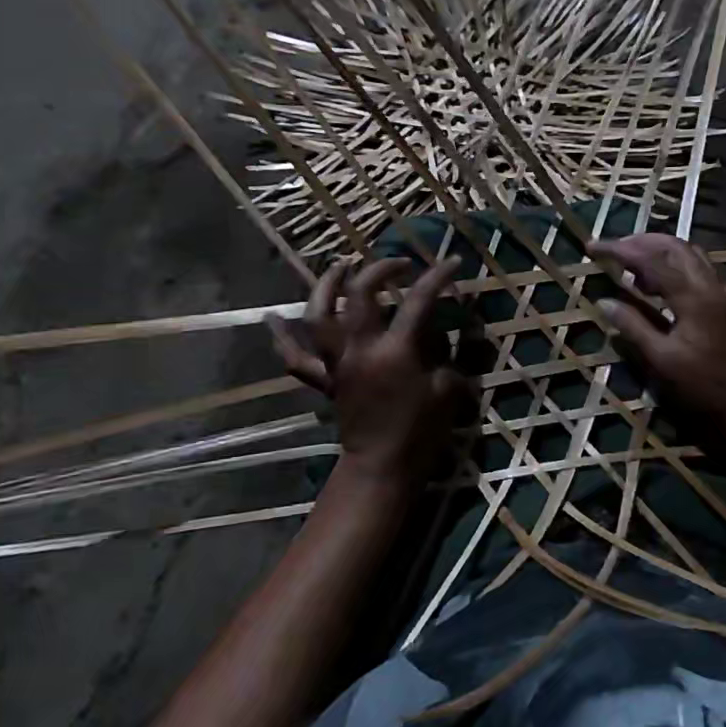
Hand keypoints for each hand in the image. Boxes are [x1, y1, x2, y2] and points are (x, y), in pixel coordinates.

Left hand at [266, 256, 470, 483]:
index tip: (453, 260)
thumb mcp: (447, 390)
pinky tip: (272, 319)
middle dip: (379, 270)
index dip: (438, 277)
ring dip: (326, 286)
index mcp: (394, 351)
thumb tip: (448, 335)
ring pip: (319, 316)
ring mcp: (337, 363)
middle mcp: (360, 349)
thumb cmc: (420, 431)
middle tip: (399, 264)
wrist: (382, 466)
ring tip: (339, 266)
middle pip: (359, 295)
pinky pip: (296, 359)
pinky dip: (282, 339)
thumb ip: (448, 357)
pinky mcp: (326, 380)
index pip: (418, 302)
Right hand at [587, 235, 725, 428]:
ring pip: (687, 252)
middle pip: (673, 245)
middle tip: (612, 250)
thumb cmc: (703, 384)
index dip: (620, 250)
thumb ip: (633, 327)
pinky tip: (654, 283)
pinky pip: (695, 266)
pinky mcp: (722, 299)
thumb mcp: (661, 360)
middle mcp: (708, 284)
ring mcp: (719, 290)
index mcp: (692, 297)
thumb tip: (603, 301)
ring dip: (657, 250)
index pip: (651, 259)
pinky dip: (671, 263)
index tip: (593, 247)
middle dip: (640, 241)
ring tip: (630, 265)